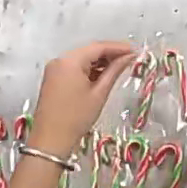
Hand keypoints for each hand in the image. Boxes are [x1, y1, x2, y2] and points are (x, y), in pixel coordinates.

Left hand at [27, 41, 136, 156]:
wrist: (50, 140)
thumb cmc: (77, 117)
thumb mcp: (99, 93)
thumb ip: (114, 71)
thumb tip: (129, 57)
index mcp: (70, 61)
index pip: (98, 47)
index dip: (118, 47)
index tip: (135, 51)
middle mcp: (60, 60)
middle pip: (88, 51)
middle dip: (109, 54)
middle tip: (130, 59)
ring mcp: (54, 69)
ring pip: (81, 60)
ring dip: (99, 63)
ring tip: (119, 68)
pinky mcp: (53, 79)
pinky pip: (74, 69)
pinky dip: (88, 71)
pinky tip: (102, 76)